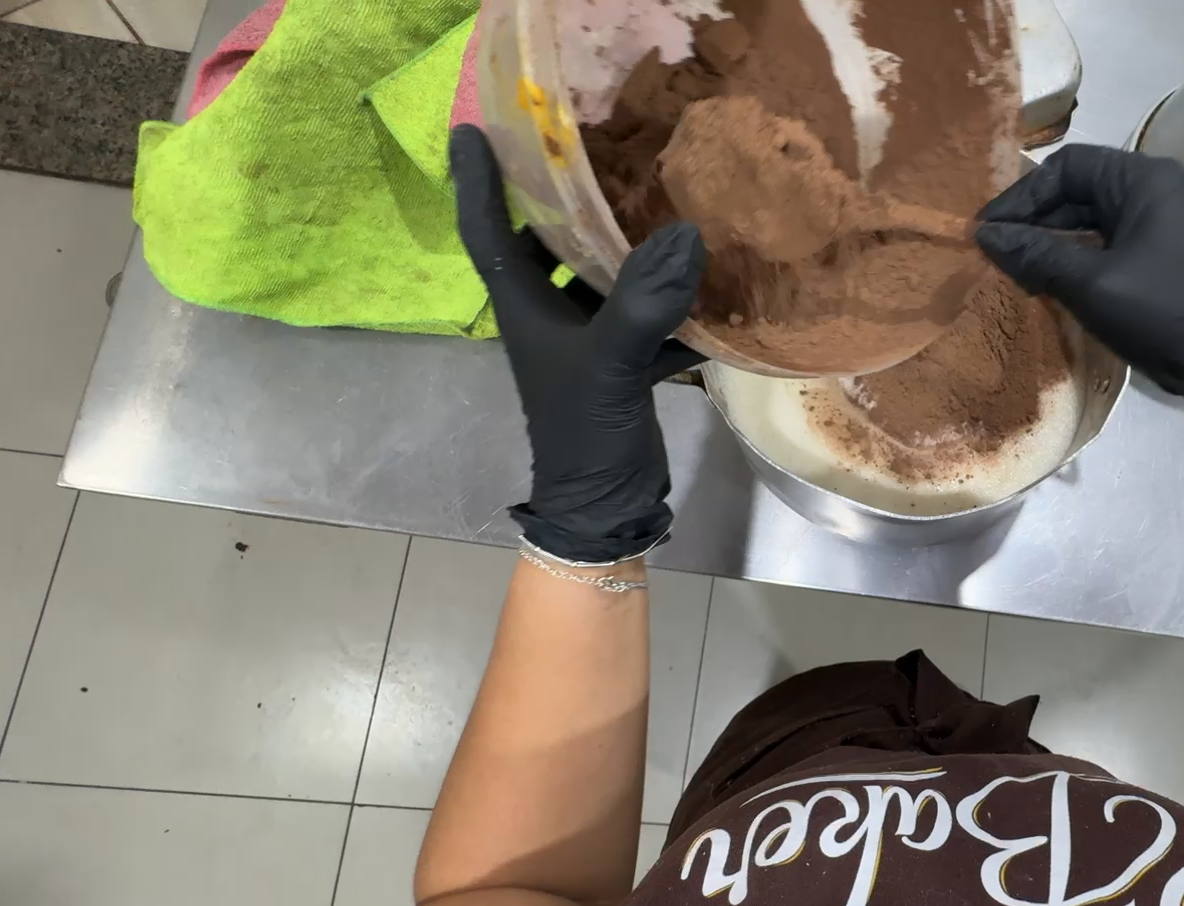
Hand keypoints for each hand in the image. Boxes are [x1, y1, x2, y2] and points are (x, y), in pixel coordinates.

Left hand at [450, 125, 706, 561]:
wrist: (607, 500)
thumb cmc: (586, 432)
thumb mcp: (609, 363)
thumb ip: (644, 301)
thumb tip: (687, 234)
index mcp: (524, 308)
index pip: (488, 231)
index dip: (477, 180)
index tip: (474, 127)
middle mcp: (551, 319)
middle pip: (549, 248)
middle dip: (568, 205)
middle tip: (600, 159)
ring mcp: (589, 344)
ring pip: (605, 285)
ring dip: (631, 255)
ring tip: (664, 211)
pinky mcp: (625, 368)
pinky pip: (648, 324)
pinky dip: (673, 309)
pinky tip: (709, 292)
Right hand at [975, 145, 1183, 438]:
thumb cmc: (1162, 314)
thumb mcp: (1092, 285)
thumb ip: (1037, 255)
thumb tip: (984, 236)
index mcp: (1142, 179)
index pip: (1067, 167)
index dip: (1021, 196)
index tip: (987, 231)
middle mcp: (1150, 190)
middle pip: (1075, 191)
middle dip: (1032, 220)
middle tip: (993, 252)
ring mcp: (1155, 223)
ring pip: (1086, 220)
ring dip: (1048, 242)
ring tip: (1013, 270)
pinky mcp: (1154, 256)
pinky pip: (1101, 245)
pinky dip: (1070, 260)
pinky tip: (1045, 283)